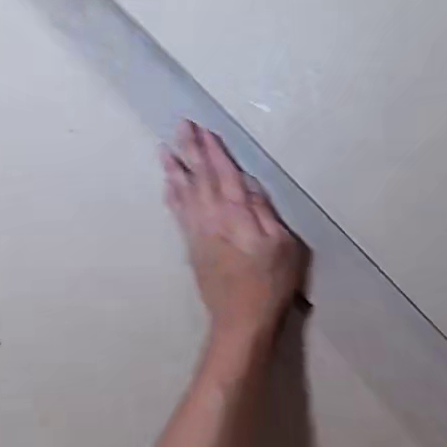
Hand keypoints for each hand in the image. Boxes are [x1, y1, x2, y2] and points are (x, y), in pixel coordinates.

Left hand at [160, 121, 307, 340]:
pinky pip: (178, 213)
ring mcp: (197, 232)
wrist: (240, 320)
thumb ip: (264, 211)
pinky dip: (172, 195)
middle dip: (190, 149)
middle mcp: (212, 217)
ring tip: (164, 148)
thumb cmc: (270, 282)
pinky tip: (169, 185)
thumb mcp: (283, 245)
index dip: (214, 149)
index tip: (204, 128)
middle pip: (200, 176)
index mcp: (236, 213)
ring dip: (175, 168)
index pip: (224, 173)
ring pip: (183, 192)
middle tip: (180, 125)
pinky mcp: (191, 246)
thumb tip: (248, 183)